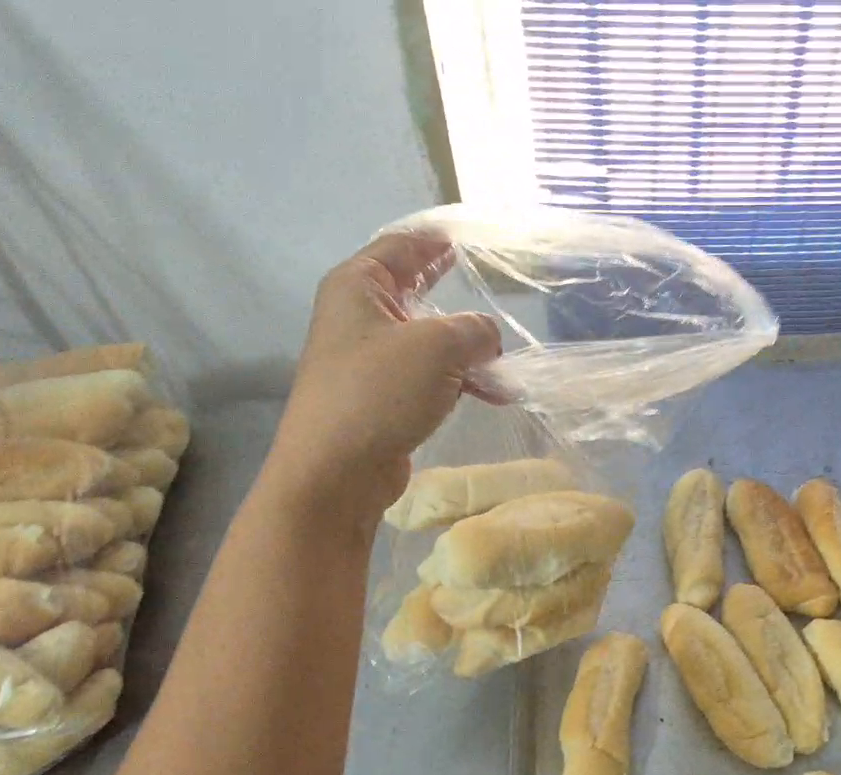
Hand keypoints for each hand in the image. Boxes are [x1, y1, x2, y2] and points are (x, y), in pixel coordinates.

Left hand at [261, 233, 500, 518]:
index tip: (469, 237)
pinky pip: (428, 377)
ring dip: (467, 350)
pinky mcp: (382, 399)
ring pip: (428, 340)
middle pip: (415, 292)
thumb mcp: (438, 346)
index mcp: (358, 286)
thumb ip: (475, 330)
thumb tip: (487, 339)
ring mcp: (370, 360)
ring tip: (505, 364)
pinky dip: (460, 381)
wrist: (336, 471)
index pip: (402, 245)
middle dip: (454, 294)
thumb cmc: (380, 391)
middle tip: (491, 283)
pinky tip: (494, 395)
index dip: (435, 239)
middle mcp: (359, 316)